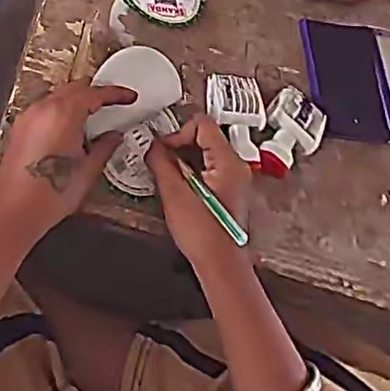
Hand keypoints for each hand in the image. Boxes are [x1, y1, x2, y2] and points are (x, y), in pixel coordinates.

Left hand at [0, 81, 136, 241]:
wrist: (14, 213)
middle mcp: (44, 109)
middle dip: (95, 92)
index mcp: (64, 114)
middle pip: (75, 87)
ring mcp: (29, 117)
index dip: (115, 93)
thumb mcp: (88, 171)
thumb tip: (113, 137)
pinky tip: (69, 128)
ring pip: (59, 95)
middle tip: (112, 103)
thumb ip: (105, 147)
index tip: (127, 96)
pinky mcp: (20, 128)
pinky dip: (60, 109)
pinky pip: (45, 107)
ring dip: (77, 99)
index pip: (95, 93)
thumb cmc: (48, 195)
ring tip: (92, 117)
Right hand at [146, 114, 253, 269]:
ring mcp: (235, 178)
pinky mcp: (230, 189)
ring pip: (207, 151)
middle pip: (206, 135)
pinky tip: (181, 186)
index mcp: (227, 162)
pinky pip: (210, 166)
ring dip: (185, 158)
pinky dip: (193, 169)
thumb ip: (162, 163)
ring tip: (170, 174)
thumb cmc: (203, 235)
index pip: (203, 124)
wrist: (220, 266)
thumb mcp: (174, 194)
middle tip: (163, 159)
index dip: (179, 132)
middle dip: (181, 144)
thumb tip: (153, 146)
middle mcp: (236, 166)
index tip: (164, 148)